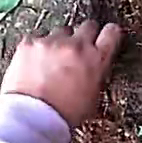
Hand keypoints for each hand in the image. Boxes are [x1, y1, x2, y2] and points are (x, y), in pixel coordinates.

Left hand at [1, 20, 122, 127]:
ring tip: (52, 62)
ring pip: (60, 32)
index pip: (111, 33)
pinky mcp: (30, 43)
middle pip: (87, 26)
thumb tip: (94, 67)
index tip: (107, 33)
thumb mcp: (92, 98)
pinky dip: (36, 49)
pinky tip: (35, 65)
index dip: (110, 33)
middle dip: (84, 36)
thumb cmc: (63, 114)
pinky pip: (36, 39)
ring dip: (59, 43)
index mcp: (96, 60)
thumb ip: (96, 75)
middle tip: (77, 49)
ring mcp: (52, 42)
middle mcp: (76, 46)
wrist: (33, 116)